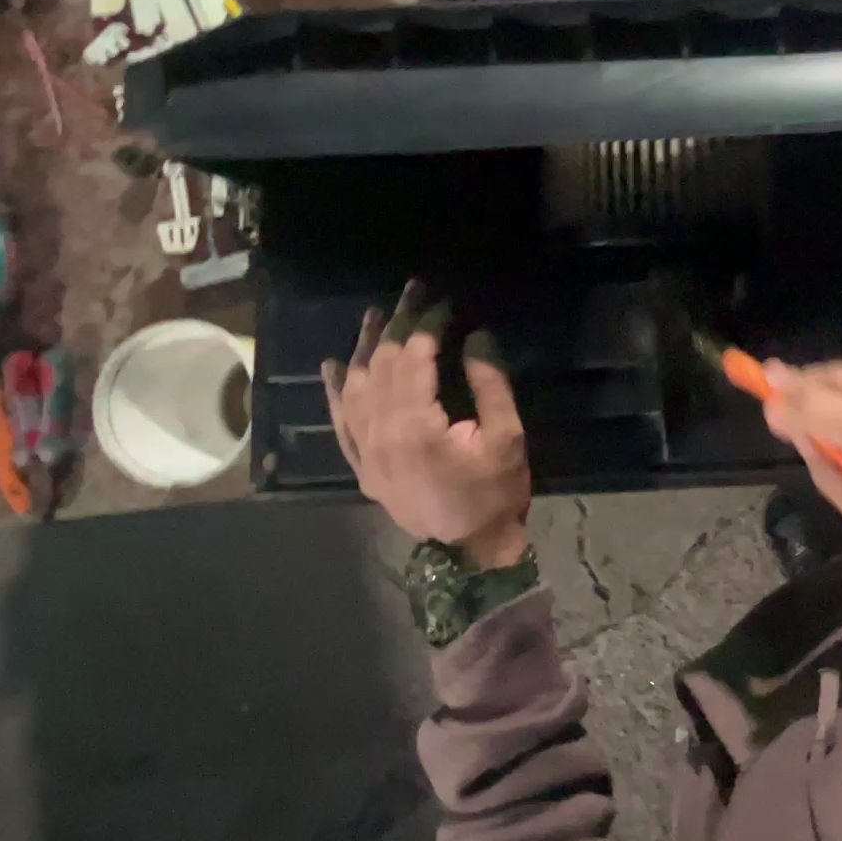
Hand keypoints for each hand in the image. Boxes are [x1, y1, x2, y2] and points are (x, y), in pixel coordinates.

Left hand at [323, 281, 530, 569]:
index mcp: (414, 426)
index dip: (428, 324)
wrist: (472, 550)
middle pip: (380, 366)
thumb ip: (491, 385)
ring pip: (354, 387)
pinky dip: (335, 389)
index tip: (446, 301)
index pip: (414, 359)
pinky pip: (339, 421)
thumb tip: (476, 337)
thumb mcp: (507, 437)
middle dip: (398, 324)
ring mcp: (363, 451)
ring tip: (378, 313)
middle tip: (413, 290)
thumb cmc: (496, 492)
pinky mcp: (361, 465)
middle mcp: (378, 433)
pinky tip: (334, 363)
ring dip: (364, 346)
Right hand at [762, 361, 841, 581]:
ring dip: (823, 383)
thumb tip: (803, 439)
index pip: (826, 409)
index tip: (764, 404)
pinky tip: (835, 409)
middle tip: (768, 382)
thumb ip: (833, 477)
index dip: (790, 403)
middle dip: (801, 380)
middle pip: (840, 378)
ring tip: (795, 396)